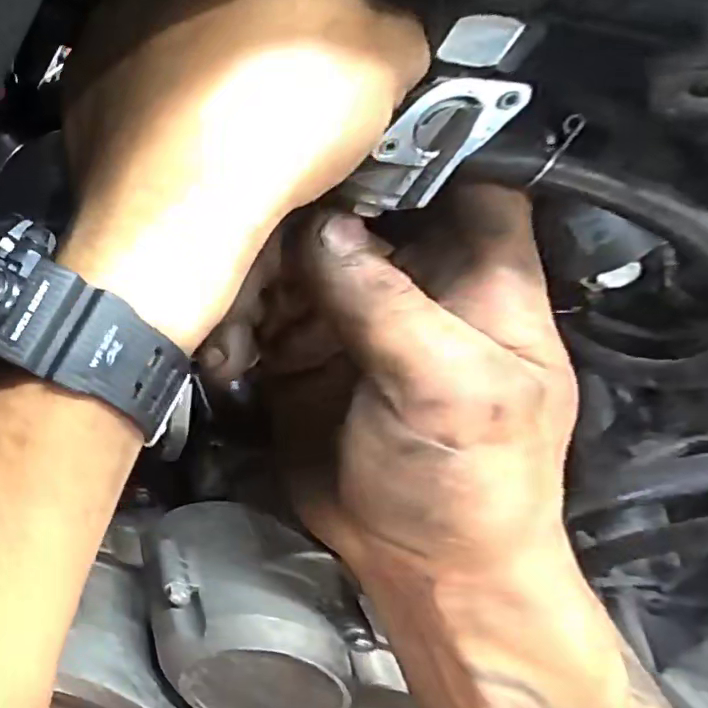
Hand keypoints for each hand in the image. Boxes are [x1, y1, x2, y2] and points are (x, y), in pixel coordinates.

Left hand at [57, 0, 427, 351]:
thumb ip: (392, 23)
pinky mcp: (79, 85)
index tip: (335, 38)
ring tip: (228, 119)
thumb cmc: (276, 120)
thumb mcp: (388, 58)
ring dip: (201, 65)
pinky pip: (129, 83)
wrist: (179, 200)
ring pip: (172, 35)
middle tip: (279, 82)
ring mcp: (110, 27)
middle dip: (255, 29)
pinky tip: (181, 137)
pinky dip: (154, 103)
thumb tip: (384, 32)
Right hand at [263, 186, 578, 580]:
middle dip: (296, 229)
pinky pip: (255, 316)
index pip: (459, 185)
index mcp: (476, 282)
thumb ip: (388, 304)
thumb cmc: (470, 484)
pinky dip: (234, 326)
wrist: (417, 563)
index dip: (410, 156)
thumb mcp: (450, 389)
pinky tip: (231, 353)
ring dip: (254, 282)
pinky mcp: (295, 354)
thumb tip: (325, 231)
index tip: (339, 144)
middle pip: (345, 221)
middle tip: (259, 248)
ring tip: (239, 324)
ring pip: (288, 266)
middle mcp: (407, 290)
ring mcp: (344, 322)